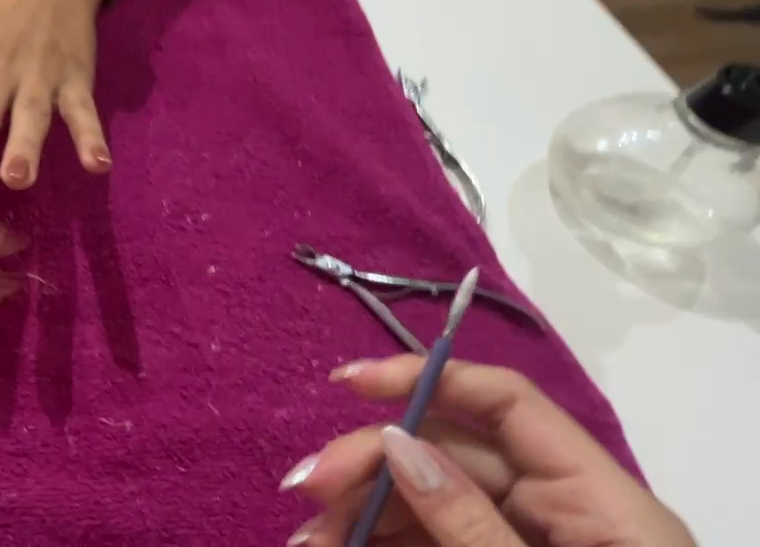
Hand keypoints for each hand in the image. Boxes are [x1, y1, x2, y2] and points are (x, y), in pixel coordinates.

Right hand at [284, 357, 693, 546]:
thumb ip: (471, 524)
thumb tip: (394, 440)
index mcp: (600, 504)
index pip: (507, 403)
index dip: (426, 377)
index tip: (346, 384)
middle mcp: (561, 511)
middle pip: (445, 449)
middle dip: (366, 465)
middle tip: (306, 490)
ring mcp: (525, 543)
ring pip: (422, 494)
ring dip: (358, 511)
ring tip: (307, 541)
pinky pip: (425, 538)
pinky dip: (376, 540)